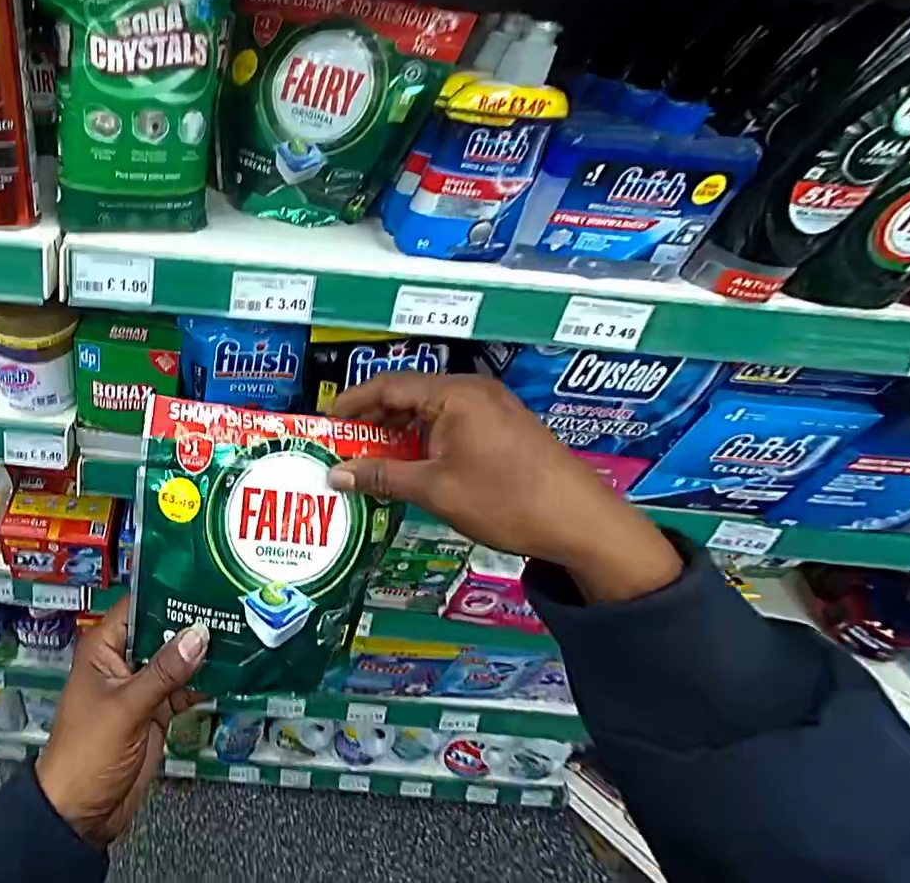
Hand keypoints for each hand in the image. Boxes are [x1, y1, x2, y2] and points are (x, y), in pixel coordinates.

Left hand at [34, 597, 206, 846]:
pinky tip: (231, 670)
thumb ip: (163, 672)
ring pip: (176, 657)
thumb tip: (200, 633)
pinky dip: (204, 681)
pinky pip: (183, 687)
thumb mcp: (125, 708)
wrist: (81, 816)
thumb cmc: (89, 752)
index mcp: (104, 647)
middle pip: (161, 629)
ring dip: (202, 650)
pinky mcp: (157, 710)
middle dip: (192, 620)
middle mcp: (124, 659)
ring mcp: (142, 685)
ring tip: (239, 629)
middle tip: (230, 603)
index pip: (137, 605)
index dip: (166, 591)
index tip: (203, 578)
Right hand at [327, 372, 681, 602]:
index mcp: (454, 394)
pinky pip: (452, 422)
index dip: (352, 403)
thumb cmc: (504, 500)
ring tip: (373, 458)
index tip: (326, 423)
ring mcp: (491, 406)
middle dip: (374, 419)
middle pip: (409, 395)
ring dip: (400, 431)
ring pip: (431, 410)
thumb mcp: (435, 489)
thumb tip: (336, 475)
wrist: (583, 523)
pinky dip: (426, 438)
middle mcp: (472, 389)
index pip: (388, 386)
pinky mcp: (503, 424)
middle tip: (345, 445)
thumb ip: (381, 477)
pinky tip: (413, 463)